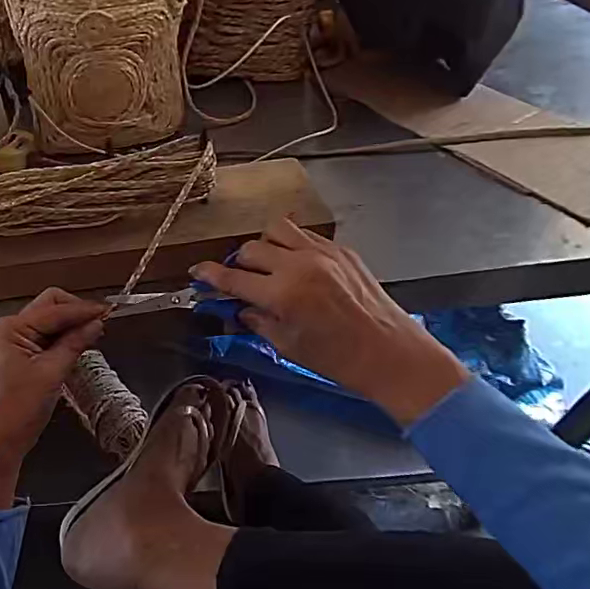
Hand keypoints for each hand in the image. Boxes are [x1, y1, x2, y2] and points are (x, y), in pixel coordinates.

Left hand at [0, 288, 107, 508]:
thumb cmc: (15, 411)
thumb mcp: (51, 373)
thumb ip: (74, 344)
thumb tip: (95, 323)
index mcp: (12, 328)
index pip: (55, 310)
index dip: (83, 310)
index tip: (107, 311)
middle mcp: (11, 329)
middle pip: (51, 307)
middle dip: (76, 312)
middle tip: (101, 321)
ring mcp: (16, 342)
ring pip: (52, 321)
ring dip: (73, 325)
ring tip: (95, 333)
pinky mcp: (23, 356)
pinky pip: (49, 337)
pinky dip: (66, 338)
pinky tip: (81, 344)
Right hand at [192, 218, 467, 426]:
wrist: (391, 354)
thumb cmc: (339, 359)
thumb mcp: (288, 345)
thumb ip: (257, 321)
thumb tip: (239, 307)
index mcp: (283, 294)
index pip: (233, 277)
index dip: (209, 275)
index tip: (198, 273)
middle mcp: (300, 265)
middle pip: (250, 249)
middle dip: (237, 264)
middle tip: (238, 280)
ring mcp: (323, 253)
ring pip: (276, 229)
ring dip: (264, 244)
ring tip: (267, 263)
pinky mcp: (341, 250)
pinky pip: (305, 234)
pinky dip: (292, 244)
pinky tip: (295, 264)